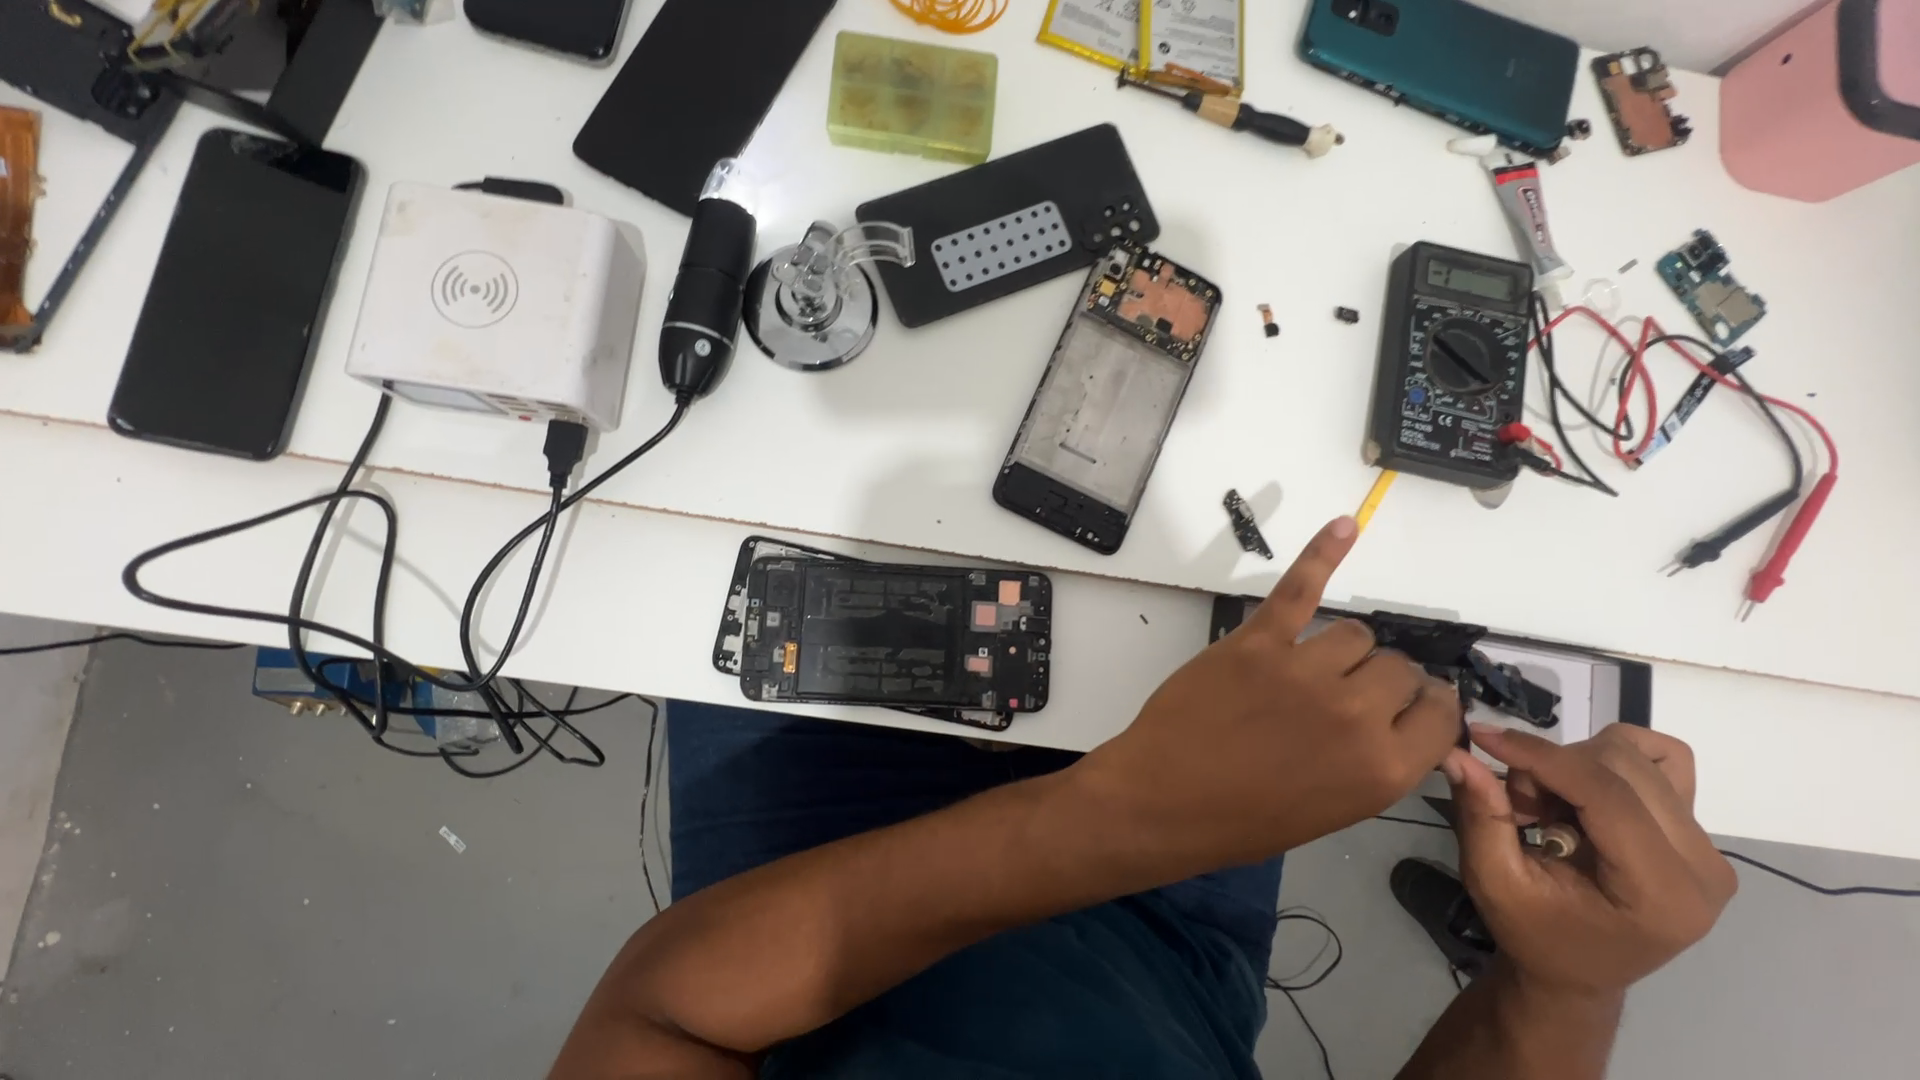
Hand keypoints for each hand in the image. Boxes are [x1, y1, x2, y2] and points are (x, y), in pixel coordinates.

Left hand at [1076, 517, 1462, 877]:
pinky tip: (1344, 527)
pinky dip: (1323, 554)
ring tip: (1313, 669)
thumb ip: (1375, 762)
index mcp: (1385, 768)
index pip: (1439, 712)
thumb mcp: (1334, 809)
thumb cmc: (1245, 818)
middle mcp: (1355, 714)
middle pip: (1396, 668)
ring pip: (1354, 634)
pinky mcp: (1256, 642)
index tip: (1407, 705)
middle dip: (1378, 681)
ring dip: (1343, 649)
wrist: (1165, 799)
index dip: (1423, 706)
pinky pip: (1300, 589)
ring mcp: (1303, 671)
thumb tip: (1399, 721)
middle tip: (1343, 697)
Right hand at [1445, 725, 1737, 999]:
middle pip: (1621, 766)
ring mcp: (1709, 848)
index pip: (1606, 794)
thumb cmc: (1533, 935)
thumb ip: (1481, 815)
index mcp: (1662, 892)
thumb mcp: (1493, 882)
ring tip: (1550, 808)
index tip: (1481, 735)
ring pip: (1636, 756)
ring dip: (1575, 766)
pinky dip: (1611, 760)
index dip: (1540, 755)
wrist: (1574, 971)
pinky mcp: (1698, 834)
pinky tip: (1583, 794)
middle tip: (1518, 806)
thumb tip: (1457, 752)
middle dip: (1552, 770)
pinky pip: (1663, 761)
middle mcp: (1703, 866)